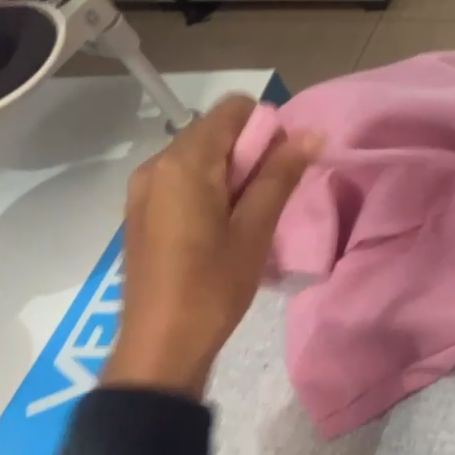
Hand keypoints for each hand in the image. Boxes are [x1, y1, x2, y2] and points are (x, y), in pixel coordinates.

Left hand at [103, 95, 318, 397]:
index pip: (233, 110)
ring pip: (200, 158)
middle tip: (273, 199)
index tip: (284, 167)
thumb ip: (281, 176)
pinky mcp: (142, 212)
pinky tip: (224, 229)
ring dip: (234, 174)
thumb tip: (312, 133)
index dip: (267, 128)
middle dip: (252, 153)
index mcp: (183, 163)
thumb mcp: (255, 229)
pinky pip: (184, 181)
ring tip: (251, 218)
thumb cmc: (214, 285)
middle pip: (215, 132)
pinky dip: (212, 190)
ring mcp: (143, 189)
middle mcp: (156, 164)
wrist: (161, 344)